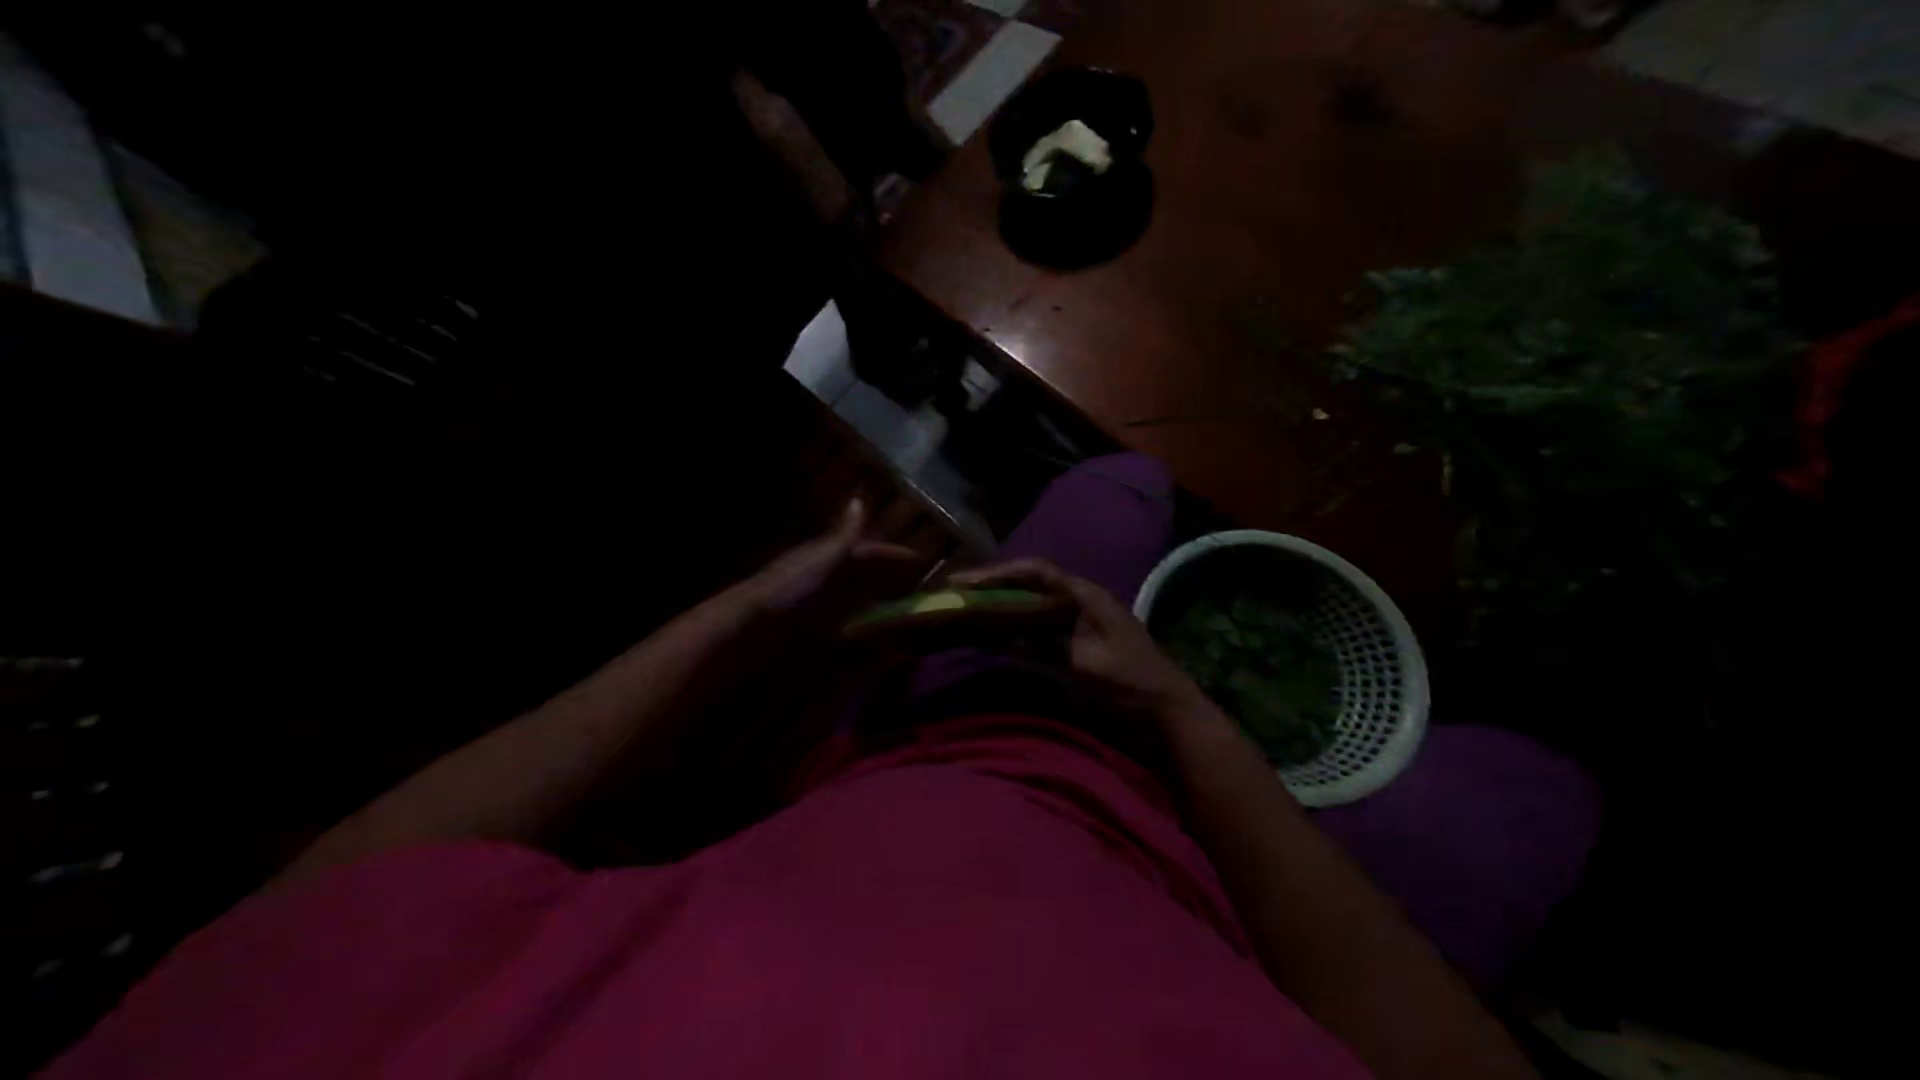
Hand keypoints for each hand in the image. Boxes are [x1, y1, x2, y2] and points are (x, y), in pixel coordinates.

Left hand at [733, 499, 927, 633]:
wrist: (751, 626)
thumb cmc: (791, 587)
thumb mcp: (823, 556)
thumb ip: (844, 534)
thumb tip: (858, 500)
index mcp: (826, 556)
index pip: (866, 550)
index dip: (890, 554)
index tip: (918, 559)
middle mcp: (823, 578)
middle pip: (860, 575)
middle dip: (886, 578)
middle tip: (917, 587)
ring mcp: (817, 605)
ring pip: (854, 602)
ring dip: (877, 606)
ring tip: (903, 615)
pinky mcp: (811, 632)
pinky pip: (845, 628)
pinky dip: (863, 632)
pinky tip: (876, 642)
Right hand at [948, 558, 1208, 721]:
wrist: (1169, 712)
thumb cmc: (1134, 684)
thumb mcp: (1090, 665)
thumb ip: (1048, 648)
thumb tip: (1003, 637)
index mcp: (1087, 596)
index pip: (1036, 572)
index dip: (999, 573)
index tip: (966, 581)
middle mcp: (1080, 601)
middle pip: (1030, 583)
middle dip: (993, 586)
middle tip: (957, 592)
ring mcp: (1078, 621)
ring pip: (1031, 603)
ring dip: (1000, 604)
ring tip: (966, 608)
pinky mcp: (1076, 641)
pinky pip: (1037, 626)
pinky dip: (1013, 627)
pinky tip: (992, 636)